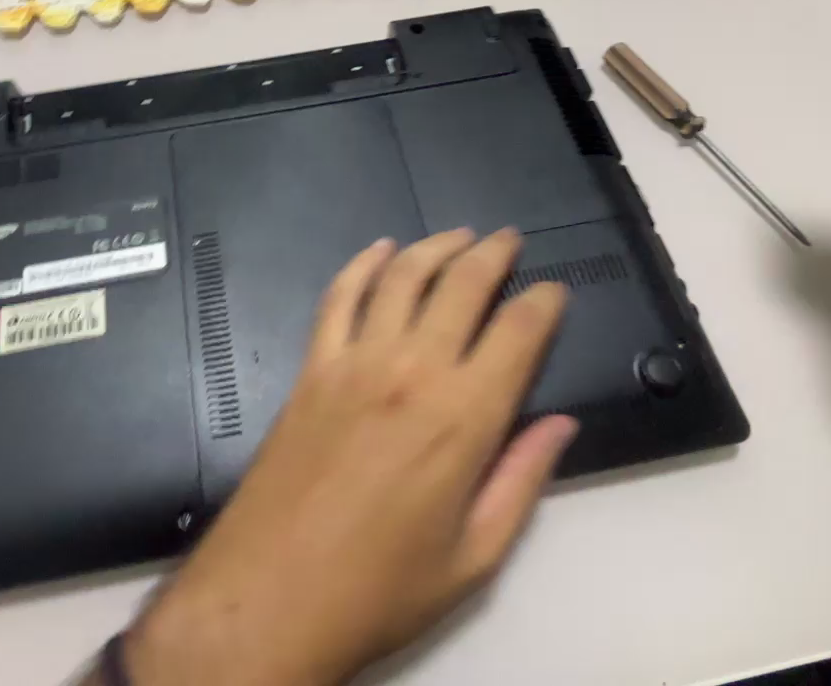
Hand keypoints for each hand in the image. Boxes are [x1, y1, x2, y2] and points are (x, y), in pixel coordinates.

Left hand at [123, 230, 576, 685]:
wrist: (271, 596)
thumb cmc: (381, 588)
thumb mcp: (474, 557)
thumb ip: (523, 481)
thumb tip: (560, 424)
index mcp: (464, 418)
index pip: (518, 333)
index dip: (544, 302)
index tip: (553, 289)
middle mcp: (412, 372)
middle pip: (461, 286)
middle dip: (493, 254)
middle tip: (509, 240)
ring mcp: (354, 363)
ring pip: (400, 278)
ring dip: (434, 247)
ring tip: (458, 235)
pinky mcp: (311, 368)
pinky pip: (338, 299)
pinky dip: (360, 265)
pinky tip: (378, 249)